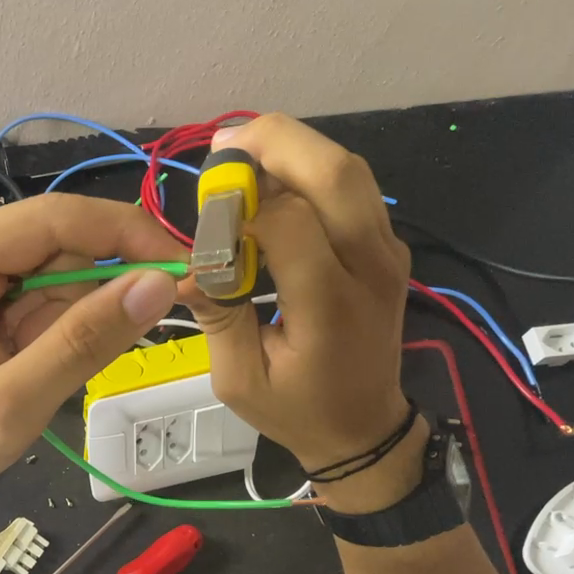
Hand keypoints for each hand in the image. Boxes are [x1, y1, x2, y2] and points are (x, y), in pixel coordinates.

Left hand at [0, 193, 182, 513]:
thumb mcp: (12, 406)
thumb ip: (82, 343)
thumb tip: (159, 283)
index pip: (53, 218)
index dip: (127, 237)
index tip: (186, 268)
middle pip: (56, 242)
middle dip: (88, 296)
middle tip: (75, 357)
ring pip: (54, 268)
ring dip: (67, 321)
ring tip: (26, 373)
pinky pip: (38, 292)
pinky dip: (52, 329)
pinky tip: (24, 365)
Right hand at [184, 114, 412, 479]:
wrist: (364, 429)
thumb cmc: (296, 410)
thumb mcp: (239, 380)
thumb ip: (217, 316)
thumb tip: (185, 267)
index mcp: (330, 305)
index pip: (289, 218)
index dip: (241, 206)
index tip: (205, 220)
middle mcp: (370, 265)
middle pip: (334, 171)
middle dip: (274, 143)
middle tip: (221, 149)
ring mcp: (388, 251)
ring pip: (348, 169)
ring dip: (294, 151)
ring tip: (241, 158)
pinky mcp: (387, 246)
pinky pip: (352, 190)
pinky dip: (310, 174)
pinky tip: (273, 186)